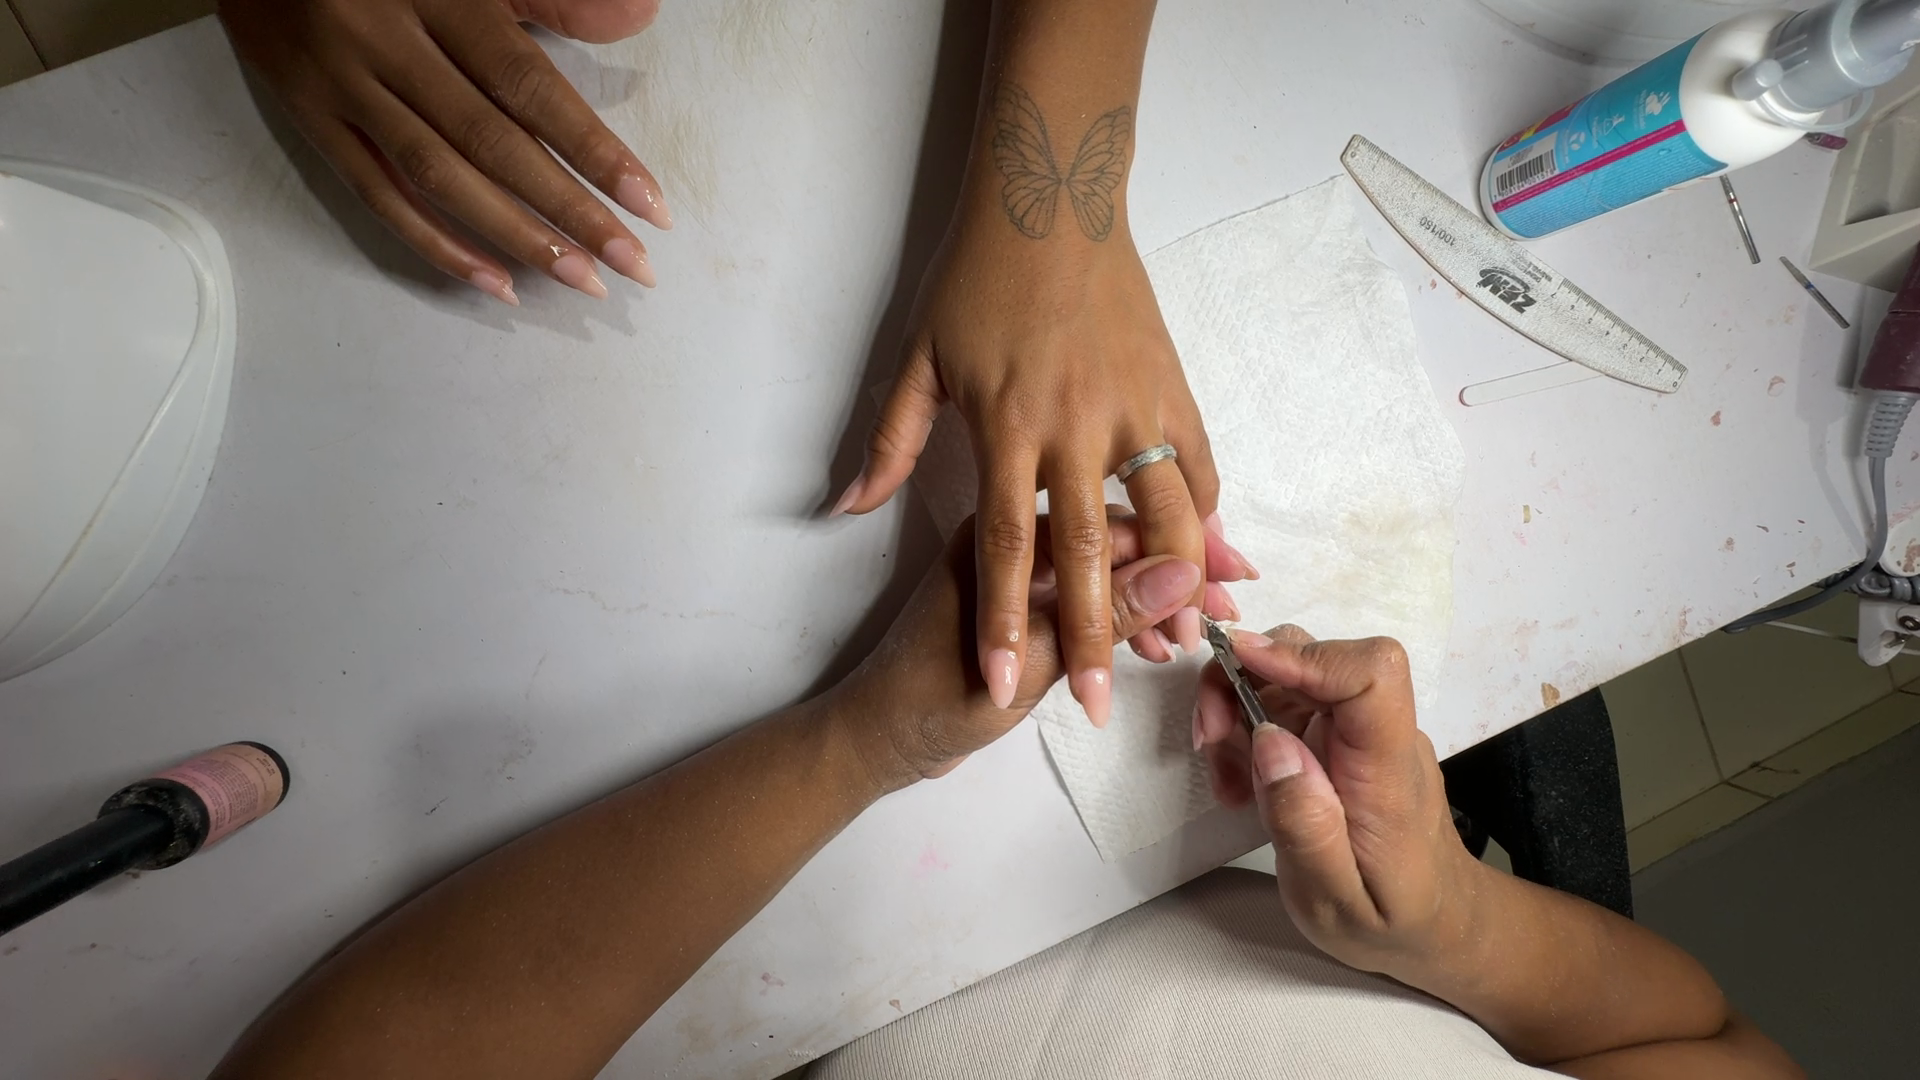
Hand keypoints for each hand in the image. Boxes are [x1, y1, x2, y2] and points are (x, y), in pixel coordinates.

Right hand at [219, 0, 670, 303]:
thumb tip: (642, 14)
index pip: (532, 88)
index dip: (596, 154)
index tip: (654, 211)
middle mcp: (383, 37)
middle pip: (494, 144)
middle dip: (574, 214)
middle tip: (636, 268)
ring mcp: (337, 78)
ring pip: (440, 177)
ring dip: (520, 240)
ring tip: (586, 283)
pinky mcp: (301, 111)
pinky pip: (376, 194)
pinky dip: (440, 246)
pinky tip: (501, 285)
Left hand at [830, 511, 1238, 792]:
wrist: (876, 732)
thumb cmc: (934, 695)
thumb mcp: (1029, 658)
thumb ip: (1105, 613)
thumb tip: (1184, 572)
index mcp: (1001, 526)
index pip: (1106, 524)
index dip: (1176, 550)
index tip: (1229, 576)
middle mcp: (1012, 529)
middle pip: (1115, 537)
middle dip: (1180, 567)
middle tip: (1236, 593)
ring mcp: (1016, 560)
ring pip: (1104, 564)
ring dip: (1156, 593)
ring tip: (1209, 620)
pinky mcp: (1020, 592)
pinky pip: (1083, 587)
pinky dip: (1122, 611)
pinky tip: (1159, 634)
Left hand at [835, 216, 1220, 727]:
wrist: (1053, 196)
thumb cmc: (978, 279)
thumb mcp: (919, 358)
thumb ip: (889, 442)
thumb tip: (847, 506)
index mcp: (1009, 427)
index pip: (1007, 549)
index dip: (1002, 626)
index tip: (1000, 688)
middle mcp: (1077, 426)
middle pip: (1090, 550)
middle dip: (1095, 635)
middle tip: (1101, 702)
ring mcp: (1134, 405)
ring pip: (1170, 513)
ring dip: (1179, 583)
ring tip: (1185, 640)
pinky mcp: (1173, 384)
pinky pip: (1197, 463)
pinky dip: (1204, 512)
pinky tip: (1208, 554)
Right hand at [1194, 625, 1479, 984]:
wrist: (1436, 925)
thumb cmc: (1391, 921)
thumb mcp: (1338, 903)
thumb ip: (1306, 826)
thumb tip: (1270, 741)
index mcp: (1387, 767)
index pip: (1370, 674)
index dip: (1304, 655)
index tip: (1239, 661)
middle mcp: (1373, 730)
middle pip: (1311, 655)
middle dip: (1240, 679)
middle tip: (1208, 739)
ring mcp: (1351, 726)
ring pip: (1281, 673)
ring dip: (1231, 707)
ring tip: (1224, 777)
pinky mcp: (1330, 730)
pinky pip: (1276, 702)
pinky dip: (1239, 726)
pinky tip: (1236, 778)